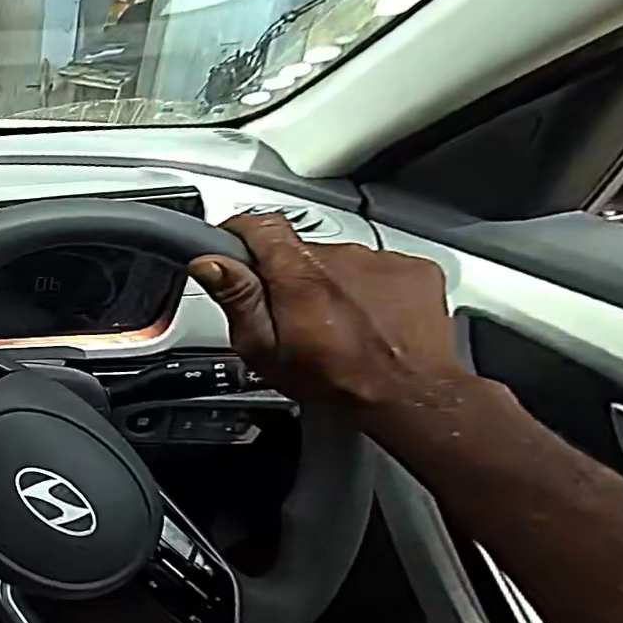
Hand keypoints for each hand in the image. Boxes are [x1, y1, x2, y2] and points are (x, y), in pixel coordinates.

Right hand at [187, 213, 469, 413]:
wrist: (409, 397)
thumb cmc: (335, 379)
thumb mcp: (262, 348)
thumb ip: (235, 298)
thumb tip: (209, 263)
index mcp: (298, 277)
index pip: (260, 225)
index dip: (240, 232)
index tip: (233, 247)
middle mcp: (341, 259)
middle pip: (297, 249)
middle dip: (286, 275)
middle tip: (287, 314)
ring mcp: (381, 261)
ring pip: (336, 260)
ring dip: (327, 283)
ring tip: (330, 321)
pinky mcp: (413, 268)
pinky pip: (374, 266)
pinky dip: (364, 287)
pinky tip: (363, 317)